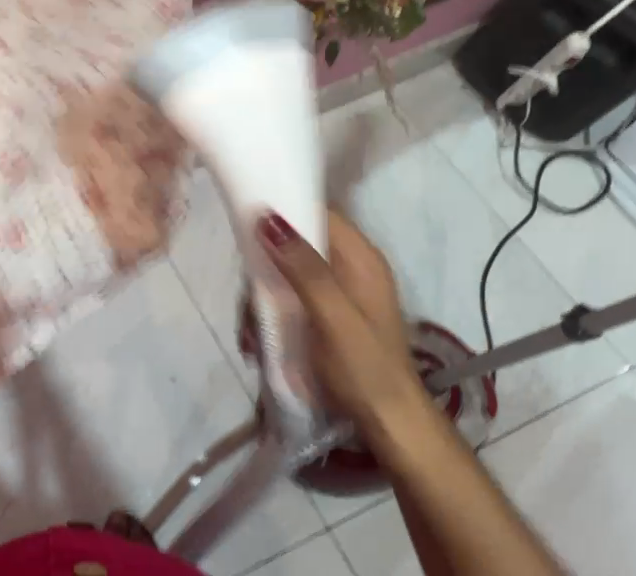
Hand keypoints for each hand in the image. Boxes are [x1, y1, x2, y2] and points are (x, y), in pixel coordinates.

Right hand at [257, 210, 426, 430]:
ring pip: (286, 270)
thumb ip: (303, 267)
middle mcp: (350, 266)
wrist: (390, 426)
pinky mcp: (326, 313)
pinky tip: (259, 338)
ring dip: (262, 295)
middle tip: (248, 294)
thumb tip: (265, 216)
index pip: (317, 210)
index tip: (245, 220)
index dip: (283, 208)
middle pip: (296, 240)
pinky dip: (271, 312)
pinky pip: (289, 295)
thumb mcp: (332, 316)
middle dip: (265, 264)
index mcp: (361, 257)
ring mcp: (338, 291)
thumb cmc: (364, 368)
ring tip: (251, 329)